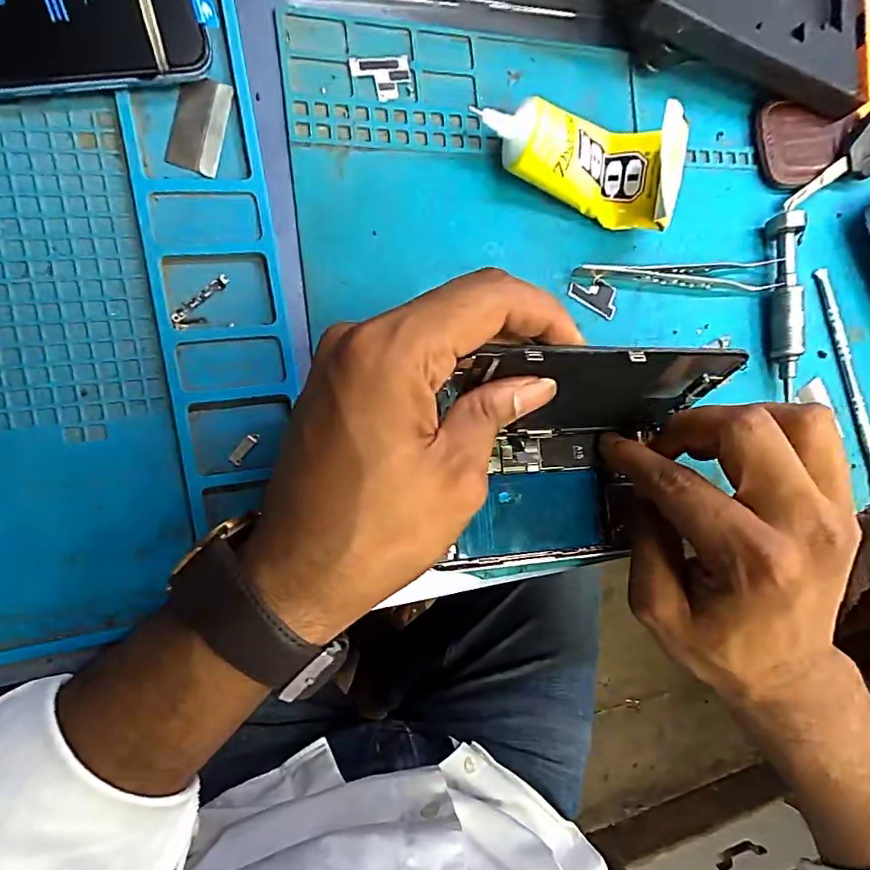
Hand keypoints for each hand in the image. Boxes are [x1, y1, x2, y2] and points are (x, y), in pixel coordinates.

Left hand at [239, 269, 582, 643]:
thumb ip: (492, 411)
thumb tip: (533, 382)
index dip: (540, 312)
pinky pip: (399, 348)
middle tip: (552, 365)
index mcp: (392, 351)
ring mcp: (340, 353)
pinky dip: (440, 359)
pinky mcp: (333, 376)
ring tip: (521, 379)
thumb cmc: (379, 534)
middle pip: (454, 302)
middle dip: (512, 325)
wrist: (297, 572)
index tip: (571, 346)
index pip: (484, 297)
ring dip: (477, 342)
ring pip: (427, 322)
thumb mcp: (455, 476)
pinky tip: (470, 387)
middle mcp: (360, 335)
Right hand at [600, 404, 861, 707]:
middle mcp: (804, 524)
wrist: (793, 674)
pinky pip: (822, 437)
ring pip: (800, 419)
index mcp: (752, 559)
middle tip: (666, 445)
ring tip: (712, 441)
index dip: (641, 460)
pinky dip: (779, 431)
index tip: (616, 447)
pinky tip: (747, 452)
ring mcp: (836, 511)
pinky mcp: (847, 506)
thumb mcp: (659, 610)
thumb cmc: (722, 650)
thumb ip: (644, 543)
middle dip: (693, 425)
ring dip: (745, 419)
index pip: (685, 485)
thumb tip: (641, 487)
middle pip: (751, 430)